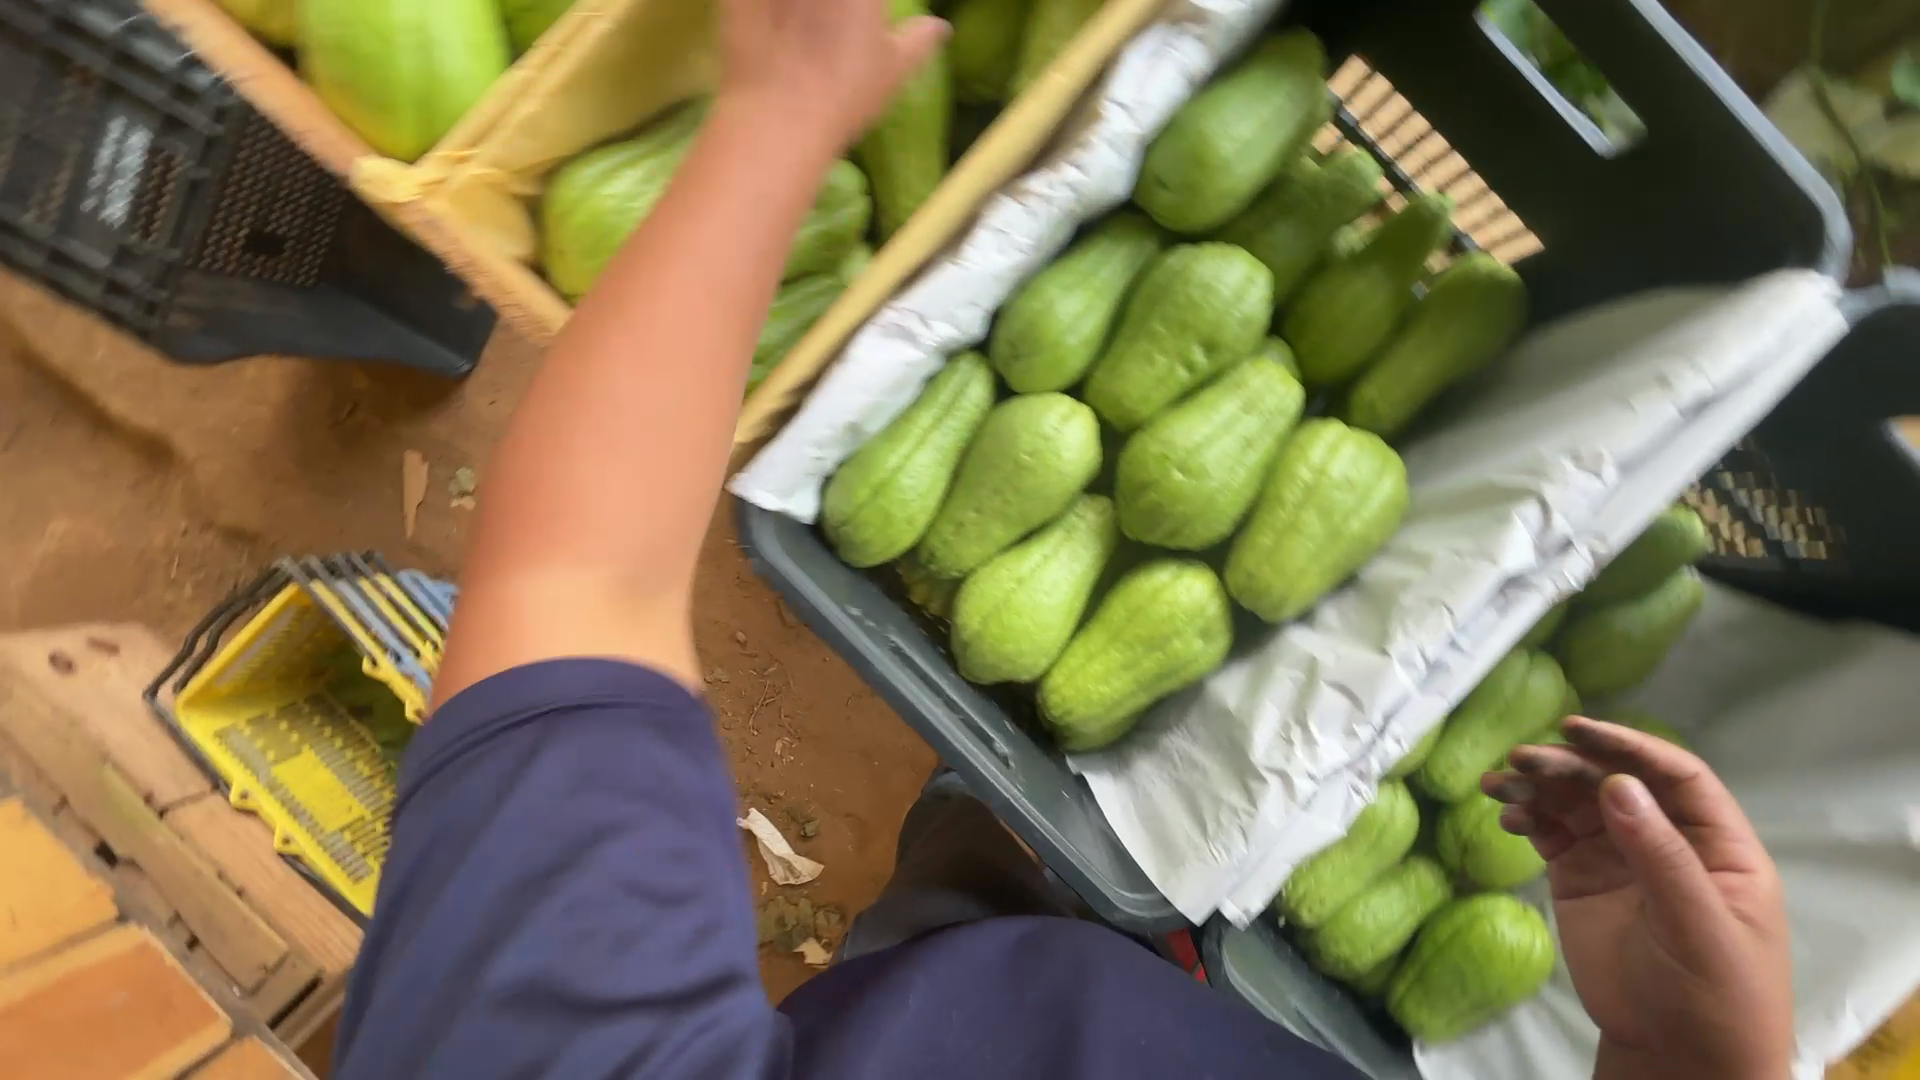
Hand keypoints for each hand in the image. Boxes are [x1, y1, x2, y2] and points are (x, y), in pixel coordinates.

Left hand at [717, 0, 947, 154]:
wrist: (780, 117)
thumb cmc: (845, 95)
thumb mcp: (894, 71)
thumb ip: (919, 41)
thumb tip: (940, 27)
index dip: (867, 7)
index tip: (868, 17)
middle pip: (838, 0)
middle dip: (834, 11)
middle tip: (830, 28)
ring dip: (796, 10)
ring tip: (799, 25)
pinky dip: (760, 9)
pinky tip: (769, 25)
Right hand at [1482, 717, 1791, 1079]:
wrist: (1673, 1052)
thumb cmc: (1712, 995)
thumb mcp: (1697, 926)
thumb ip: (1660, 855)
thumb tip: (1617, 785)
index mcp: (1715, 848)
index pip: (1676, 777)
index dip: (1629, 745)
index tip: (1576, 728)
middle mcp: (1663, 840)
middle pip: (1611, 781)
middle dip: (1564, 765)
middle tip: (1519, 760)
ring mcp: (1616, 855)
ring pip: (1571, 801)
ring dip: (1533, 786)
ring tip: (1495, 785)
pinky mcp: (1577, 872)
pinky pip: (1547, 829)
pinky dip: (1524, 816)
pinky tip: (1507, 818)